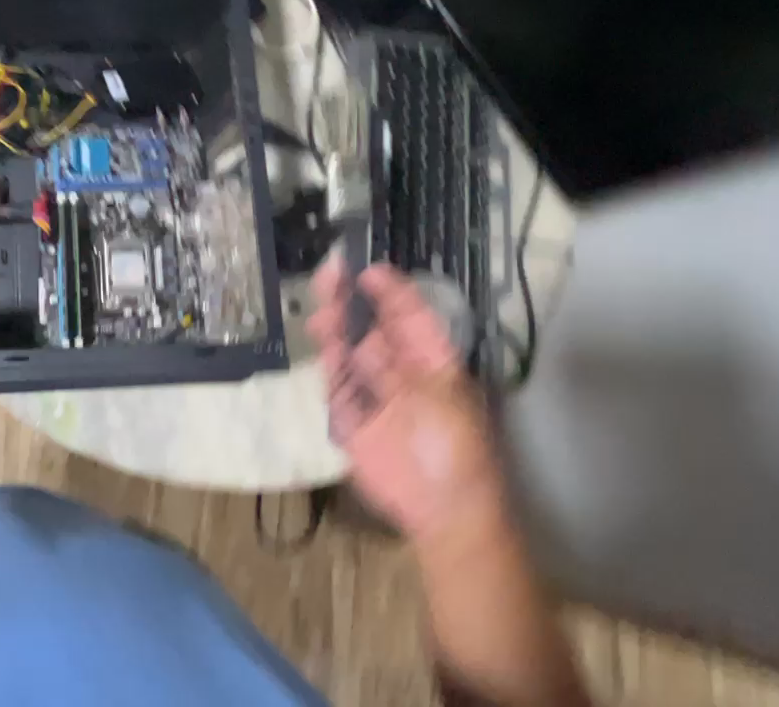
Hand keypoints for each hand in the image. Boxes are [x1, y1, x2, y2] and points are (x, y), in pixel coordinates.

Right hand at [307, 259, 503, 542]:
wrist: (442, 509)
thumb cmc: (455, 449)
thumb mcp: (439, 398)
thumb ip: (397, 363)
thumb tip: (366, 331)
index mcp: (429, 358)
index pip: (407, 313)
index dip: (388, 290)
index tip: (366, 270)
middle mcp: (398, 368)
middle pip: (369, 325)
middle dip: (350, 300)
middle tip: (329, 276)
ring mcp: (372, 391)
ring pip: (347, 349)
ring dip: (335, 328)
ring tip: (323, 313)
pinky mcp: (350, 417)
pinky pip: (335, 385)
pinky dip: (329, 365)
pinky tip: (325, 349)